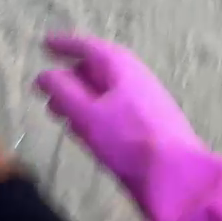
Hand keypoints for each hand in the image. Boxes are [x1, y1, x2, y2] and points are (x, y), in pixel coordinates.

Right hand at [34, 32, 201, 183]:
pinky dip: (95, 113)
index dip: (63, 45)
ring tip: (59, 114)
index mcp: (118, 63)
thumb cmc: (129, 138)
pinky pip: (114, 109)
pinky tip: (85, 131)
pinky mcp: (149, 122)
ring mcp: (143, 98)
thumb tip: (44, 75)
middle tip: (47, 91)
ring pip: (103, 92)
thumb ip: (62, 92)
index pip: (85, 46)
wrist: (177, 176)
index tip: (44, 44)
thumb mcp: (87, 114)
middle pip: (94, 69)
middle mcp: (132, 74)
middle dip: (68, 79)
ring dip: (80, 100)